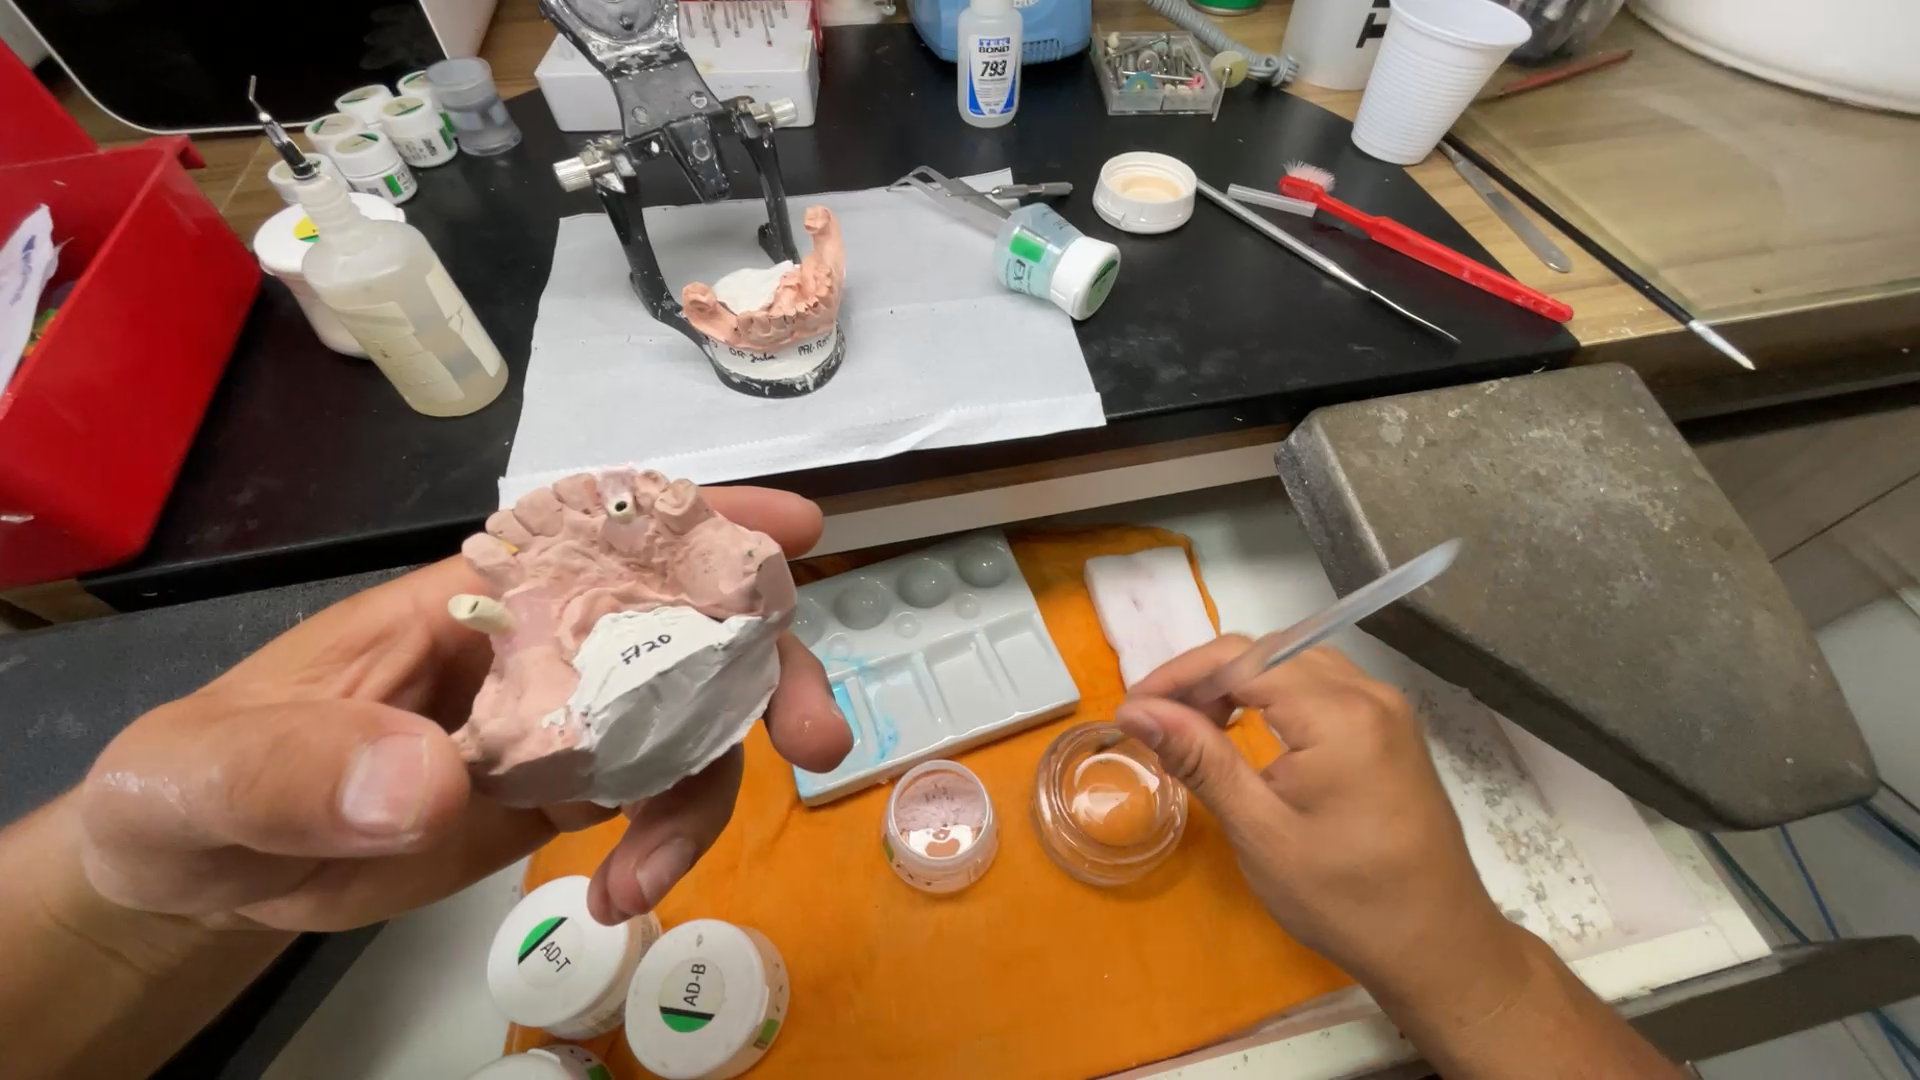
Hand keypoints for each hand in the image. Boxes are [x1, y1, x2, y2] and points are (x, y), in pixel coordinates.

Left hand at [76, 487, 850, 932]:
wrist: (219, 873)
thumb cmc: (211, 779)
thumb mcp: (213, 769)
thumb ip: (305, 766)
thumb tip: (430, 786)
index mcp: (495, 596)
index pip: (614, 534)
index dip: (710, 521)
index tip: (795, 529)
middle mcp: (564, 642)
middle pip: (698, 628)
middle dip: (769, 669)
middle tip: (815, 734)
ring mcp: (589, 714)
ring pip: (702, 719)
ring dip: (721, 782)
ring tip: (656, 869)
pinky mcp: (593, 783)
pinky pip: (668, 793)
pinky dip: (671, 837)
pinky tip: (625, 888)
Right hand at [1114, 641, 1528, 1008]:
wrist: (1438, 948)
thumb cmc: (1345, 900)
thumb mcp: (1260, 832)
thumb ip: (1199, 758)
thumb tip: (1136, 710)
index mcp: (1339, 716)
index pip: (1240, 660)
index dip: (1178, 676)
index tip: (1132, 710)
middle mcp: (1367, 693)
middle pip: (1263, 653)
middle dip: (1202, 679)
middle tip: (1159, 722)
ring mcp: (1383, 705)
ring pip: (1287, 662)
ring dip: (1233, 683)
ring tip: (1195, 726)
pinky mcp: (1387, 723)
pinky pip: (1314, 682)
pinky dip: (1268, 694)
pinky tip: (1245, 727)